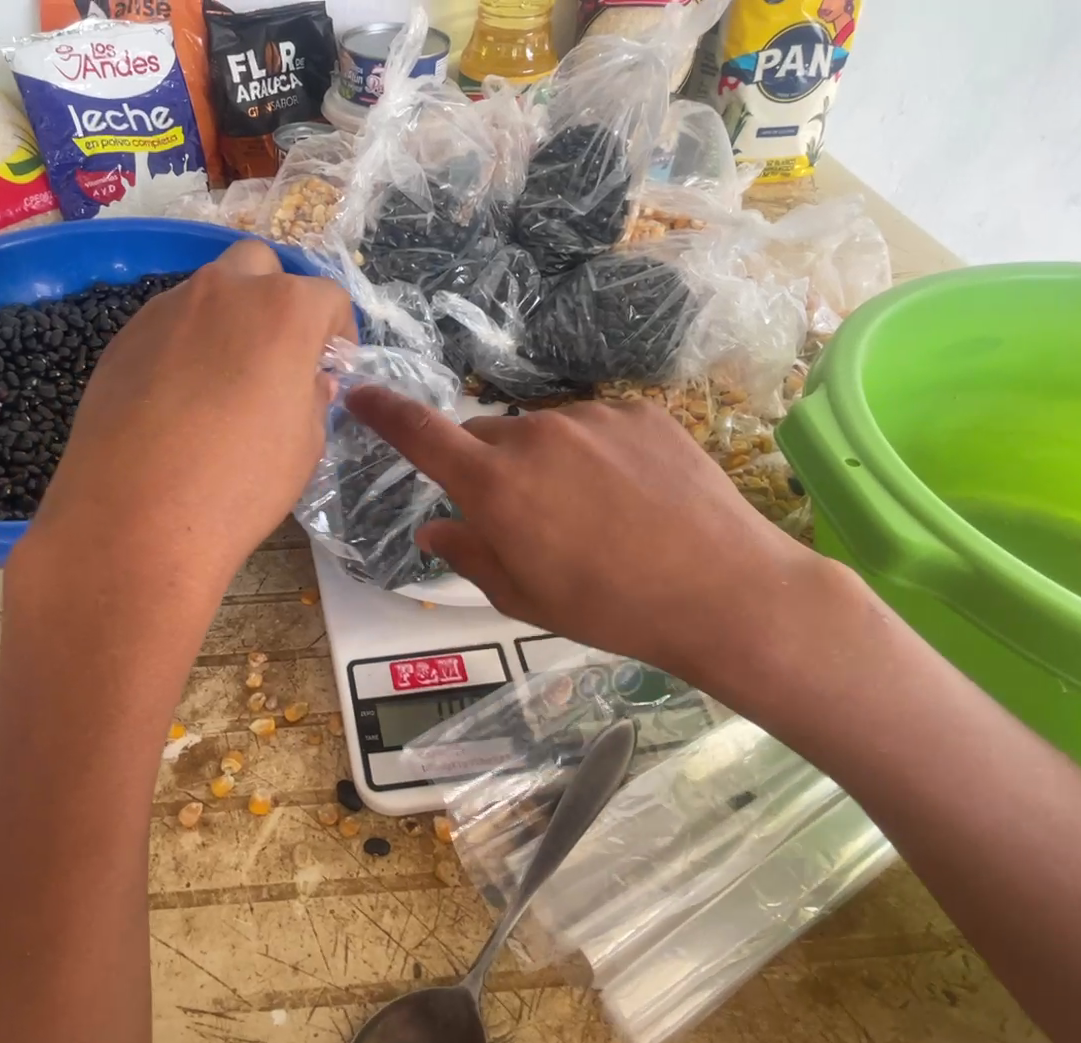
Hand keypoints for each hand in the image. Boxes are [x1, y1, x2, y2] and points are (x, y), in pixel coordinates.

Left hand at [22, 240, 353, 582]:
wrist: (135, 519)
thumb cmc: (239, 485)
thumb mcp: (304, 447)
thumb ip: (312, 398)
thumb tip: (311, 380)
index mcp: (282, 311)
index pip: (327, 296)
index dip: (338, 331)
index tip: (333, 364)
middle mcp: (221, 292)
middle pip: (260, 267)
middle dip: (278, 299)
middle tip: (279, 355)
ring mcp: (164, 311)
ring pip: (207, 294)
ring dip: (227, 321)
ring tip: (225, 381)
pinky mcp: (122, 340)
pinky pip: (167, 327)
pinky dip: (184, 346)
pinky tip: (179, 399)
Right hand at [347, 387, 823, 684]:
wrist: (722, 589)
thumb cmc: (607, 607)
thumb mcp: (521, 597)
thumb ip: (467, 555)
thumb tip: (433, 529)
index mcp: (494, 484)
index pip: (419, 433)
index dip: (382, 412)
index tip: (358, 396)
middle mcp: (535, 435)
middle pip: (483, 436)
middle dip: (484, 467)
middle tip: (520, 516)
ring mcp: (591, 417)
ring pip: (540, 432)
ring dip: (542, 462)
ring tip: (588, 513)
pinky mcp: (639, 411)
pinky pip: (592, 426)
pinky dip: (591, 454)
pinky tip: (628, 495)